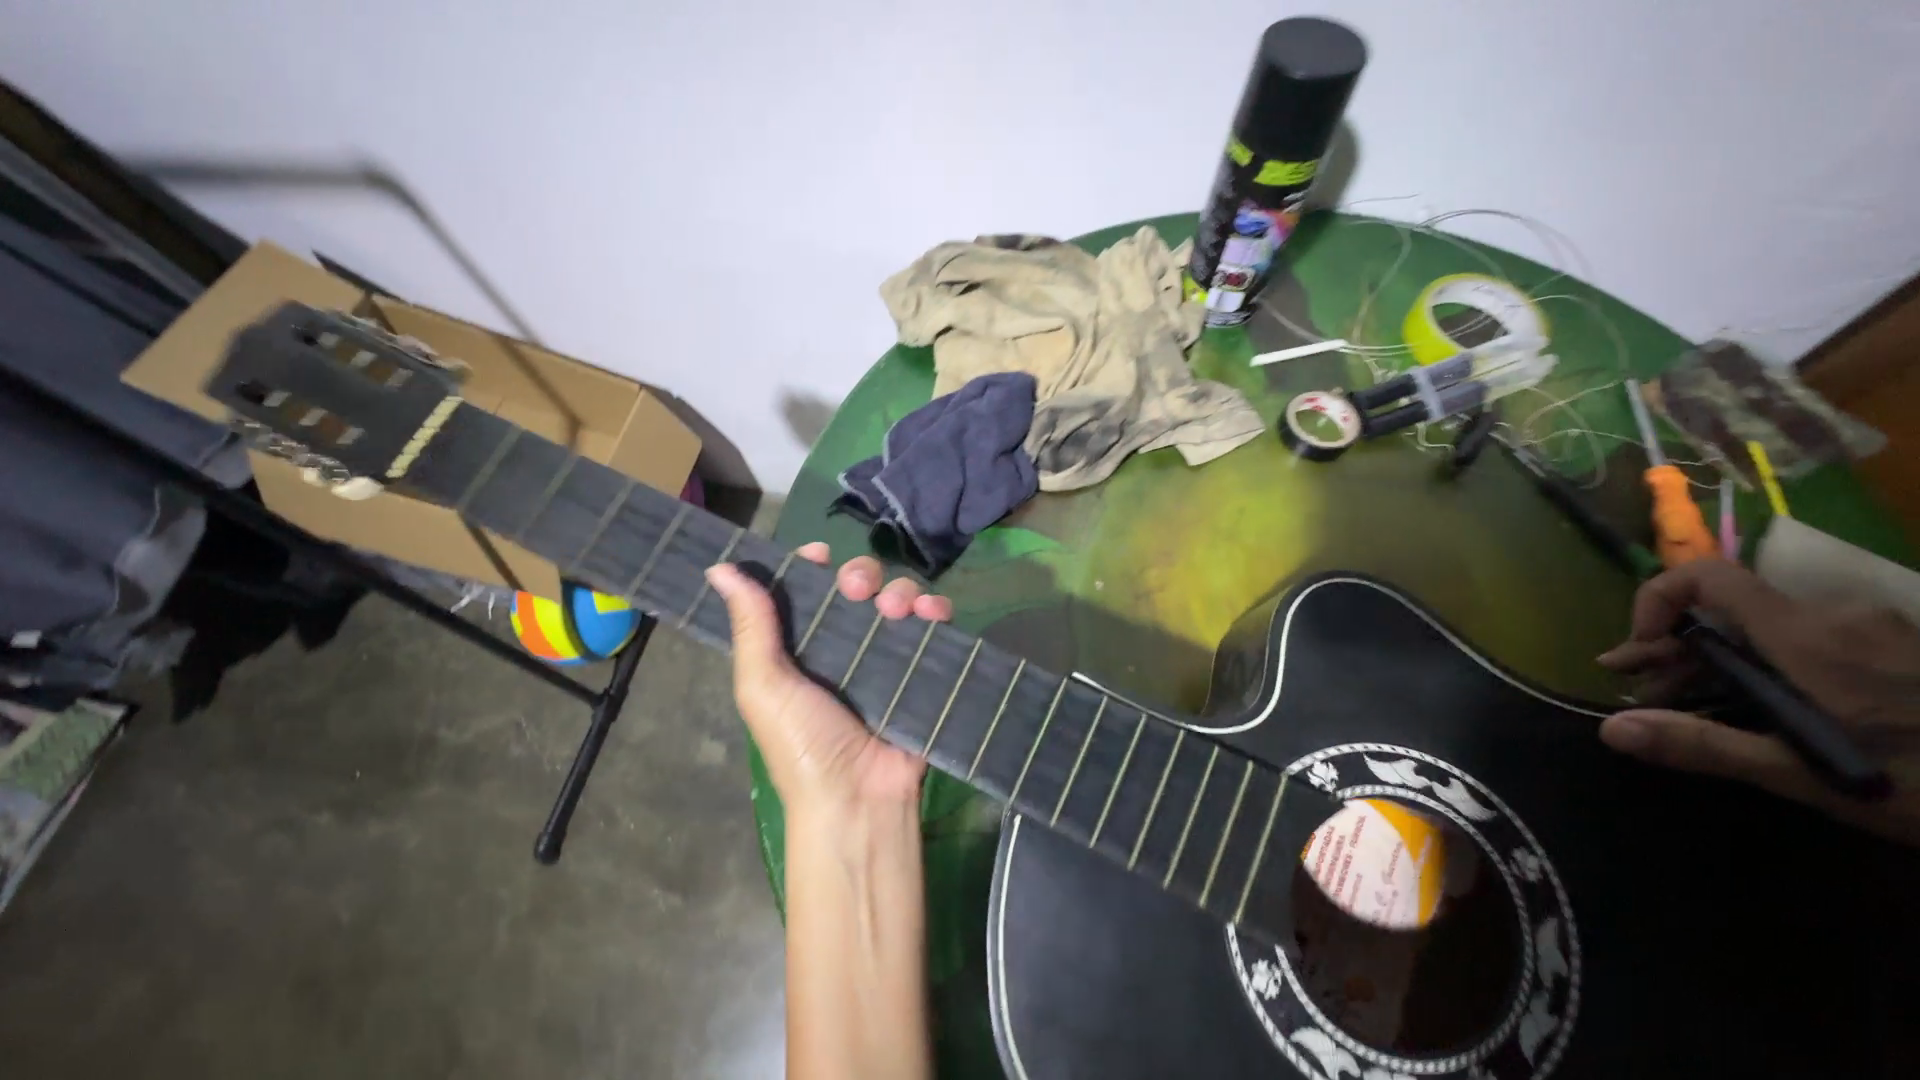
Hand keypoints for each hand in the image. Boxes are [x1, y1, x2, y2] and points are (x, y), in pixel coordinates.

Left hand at [706, 543, 952, 816]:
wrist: (858, 799)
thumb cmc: (802, 743)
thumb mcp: (764, 685)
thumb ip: (749, 625)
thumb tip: (718, 567)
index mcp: (799, 647)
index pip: (807, 589)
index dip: (812, 565)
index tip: (819, 555)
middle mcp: (843, 646)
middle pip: (856, 585)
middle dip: (859, 574)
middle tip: (859, 590)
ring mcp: (885, 656)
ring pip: (896, 597)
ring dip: (898, 589)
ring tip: (896, 609)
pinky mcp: (922, 670)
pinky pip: (933, 625)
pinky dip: (935, 609)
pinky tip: (931, 613)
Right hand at [1597, 558, 1919, 845]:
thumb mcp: (1807, 773)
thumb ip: (1703, 744)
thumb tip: (1610, 730)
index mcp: (1806, 636)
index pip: (1706, 576)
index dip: (1657, 600)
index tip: (1642, 651)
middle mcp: (1835, 617)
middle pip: (1727, 612)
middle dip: (1674, 649)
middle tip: (1644, 695)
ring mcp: (1873, 632)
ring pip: (1765, 631)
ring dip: (1716, 663)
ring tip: (1692, 709)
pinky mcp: (1899, 651)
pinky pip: (1807, 643)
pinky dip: (1765, 668)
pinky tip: (1761, 710)